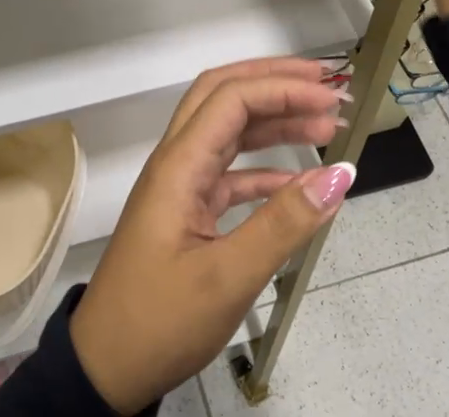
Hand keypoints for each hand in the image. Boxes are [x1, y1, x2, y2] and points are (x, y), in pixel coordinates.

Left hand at [70, 59, 354, 413]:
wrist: (109, 365)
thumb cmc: (161, 320)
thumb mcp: (228, 277)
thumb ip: (284, 223)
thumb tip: (339, 174)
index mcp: (178, 166)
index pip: (231, 99)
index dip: (282, 88)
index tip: (332, 97)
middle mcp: (176, 163)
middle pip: (222, 98)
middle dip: (273, 83)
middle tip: (327, 85)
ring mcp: (180, 187)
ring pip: (227, 133)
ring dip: (273, 122)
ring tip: (326, 127)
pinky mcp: (187, 212)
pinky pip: (229, 174)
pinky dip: (266, 169)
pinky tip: (301, 183)